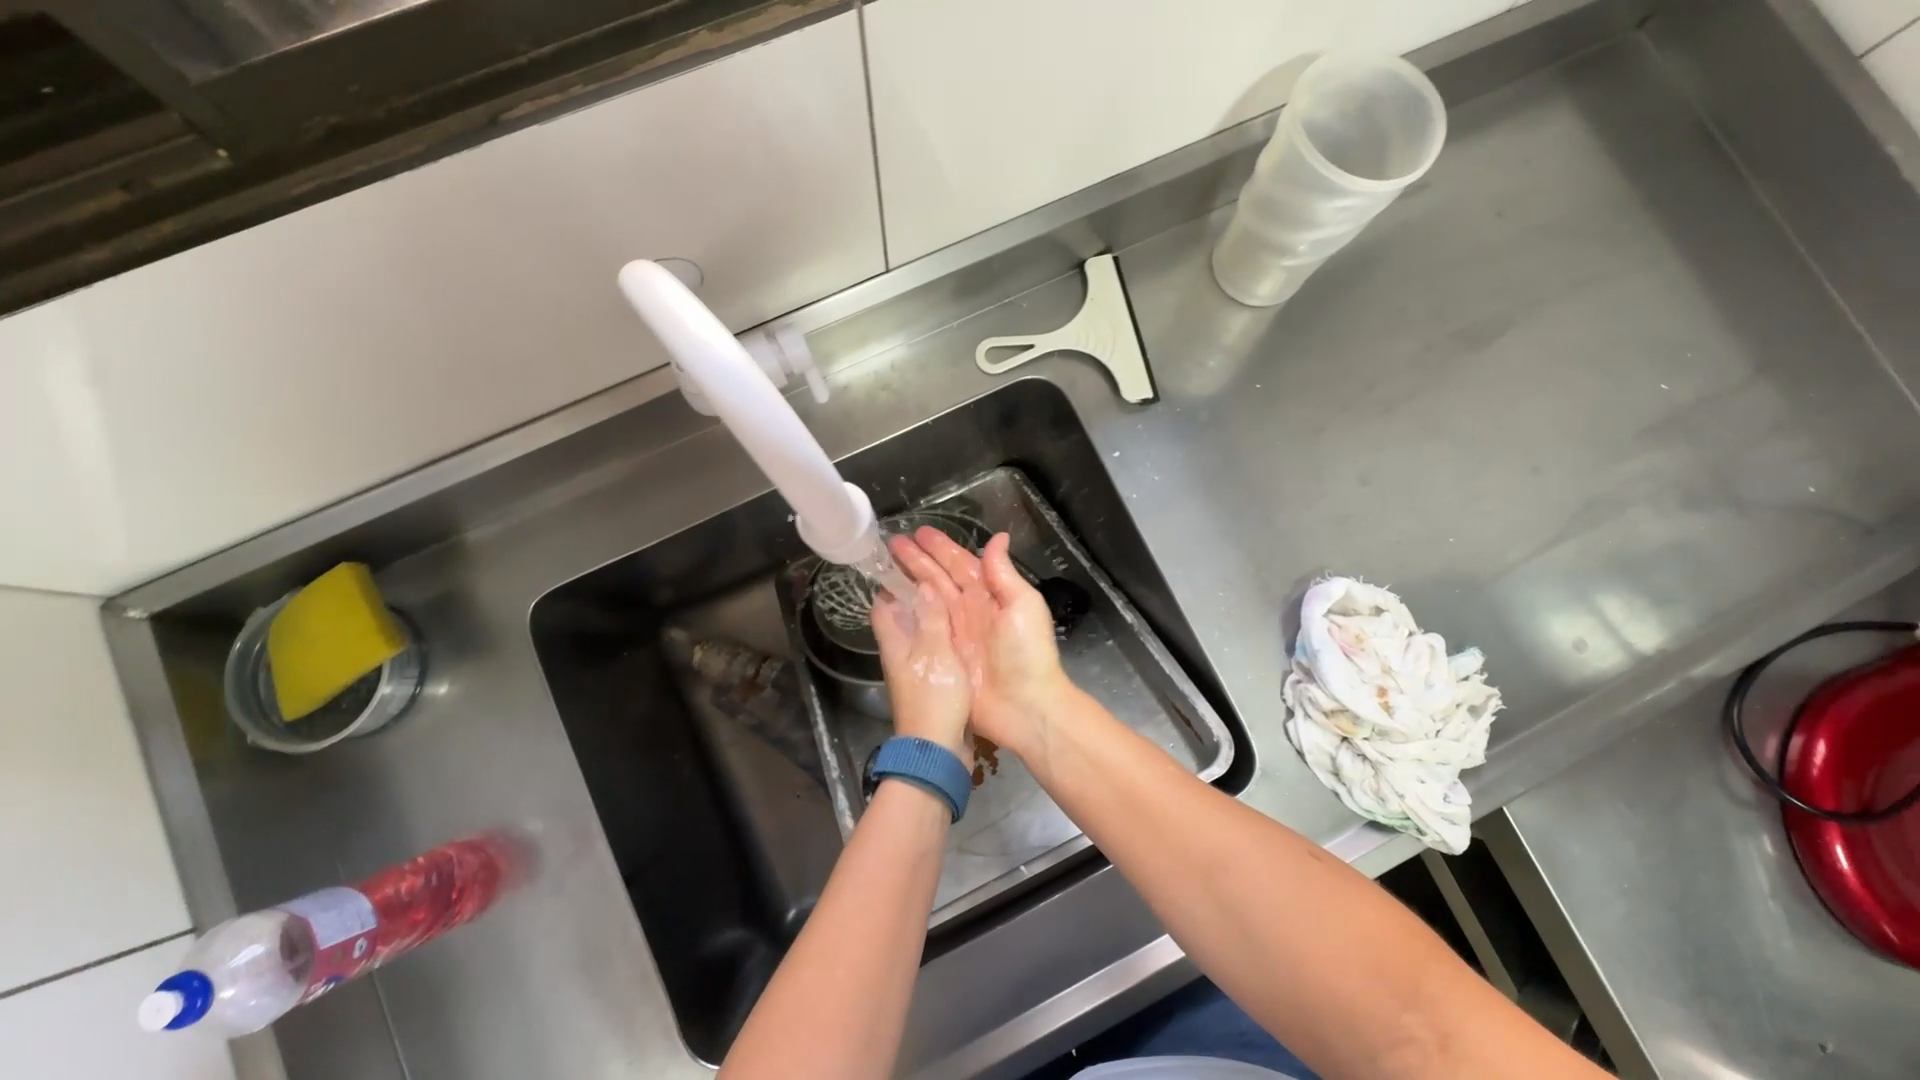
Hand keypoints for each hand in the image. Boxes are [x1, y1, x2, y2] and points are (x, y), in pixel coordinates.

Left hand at [870, 574, 969, 755]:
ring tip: (956, 591)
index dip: (891, 581)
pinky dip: (946, 633)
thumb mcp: (935, 652)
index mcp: (894, 642)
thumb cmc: (934, 699)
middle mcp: (900, 652)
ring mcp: (915, 668)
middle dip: (915, 592)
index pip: (883, 603)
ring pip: (921, 631)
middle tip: (938, 568)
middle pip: (902, 615)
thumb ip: (930, 619)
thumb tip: (922, 584)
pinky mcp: (932, 682)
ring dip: (933, 612)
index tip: (906, 560)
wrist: (938, 750)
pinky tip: (964, 628)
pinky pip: (936, 648)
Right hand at [887, 528, 1074, 758]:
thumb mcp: (1023, 606)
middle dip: (917, 560)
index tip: (919, 533)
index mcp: (991, 595)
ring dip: (907, 581)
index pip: (961, 564)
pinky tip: (888, 603)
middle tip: (893, 544)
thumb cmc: (1028, 653)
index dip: (941, 548)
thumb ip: (1004, 573)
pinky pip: (921, 628)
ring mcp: (954, 633)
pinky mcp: (942, 655)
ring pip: (926, 599)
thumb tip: (998, 537)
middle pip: (939, 578)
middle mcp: (969, 610)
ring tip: (885, 565)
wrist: (1024, 706)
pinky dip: (905, 614)